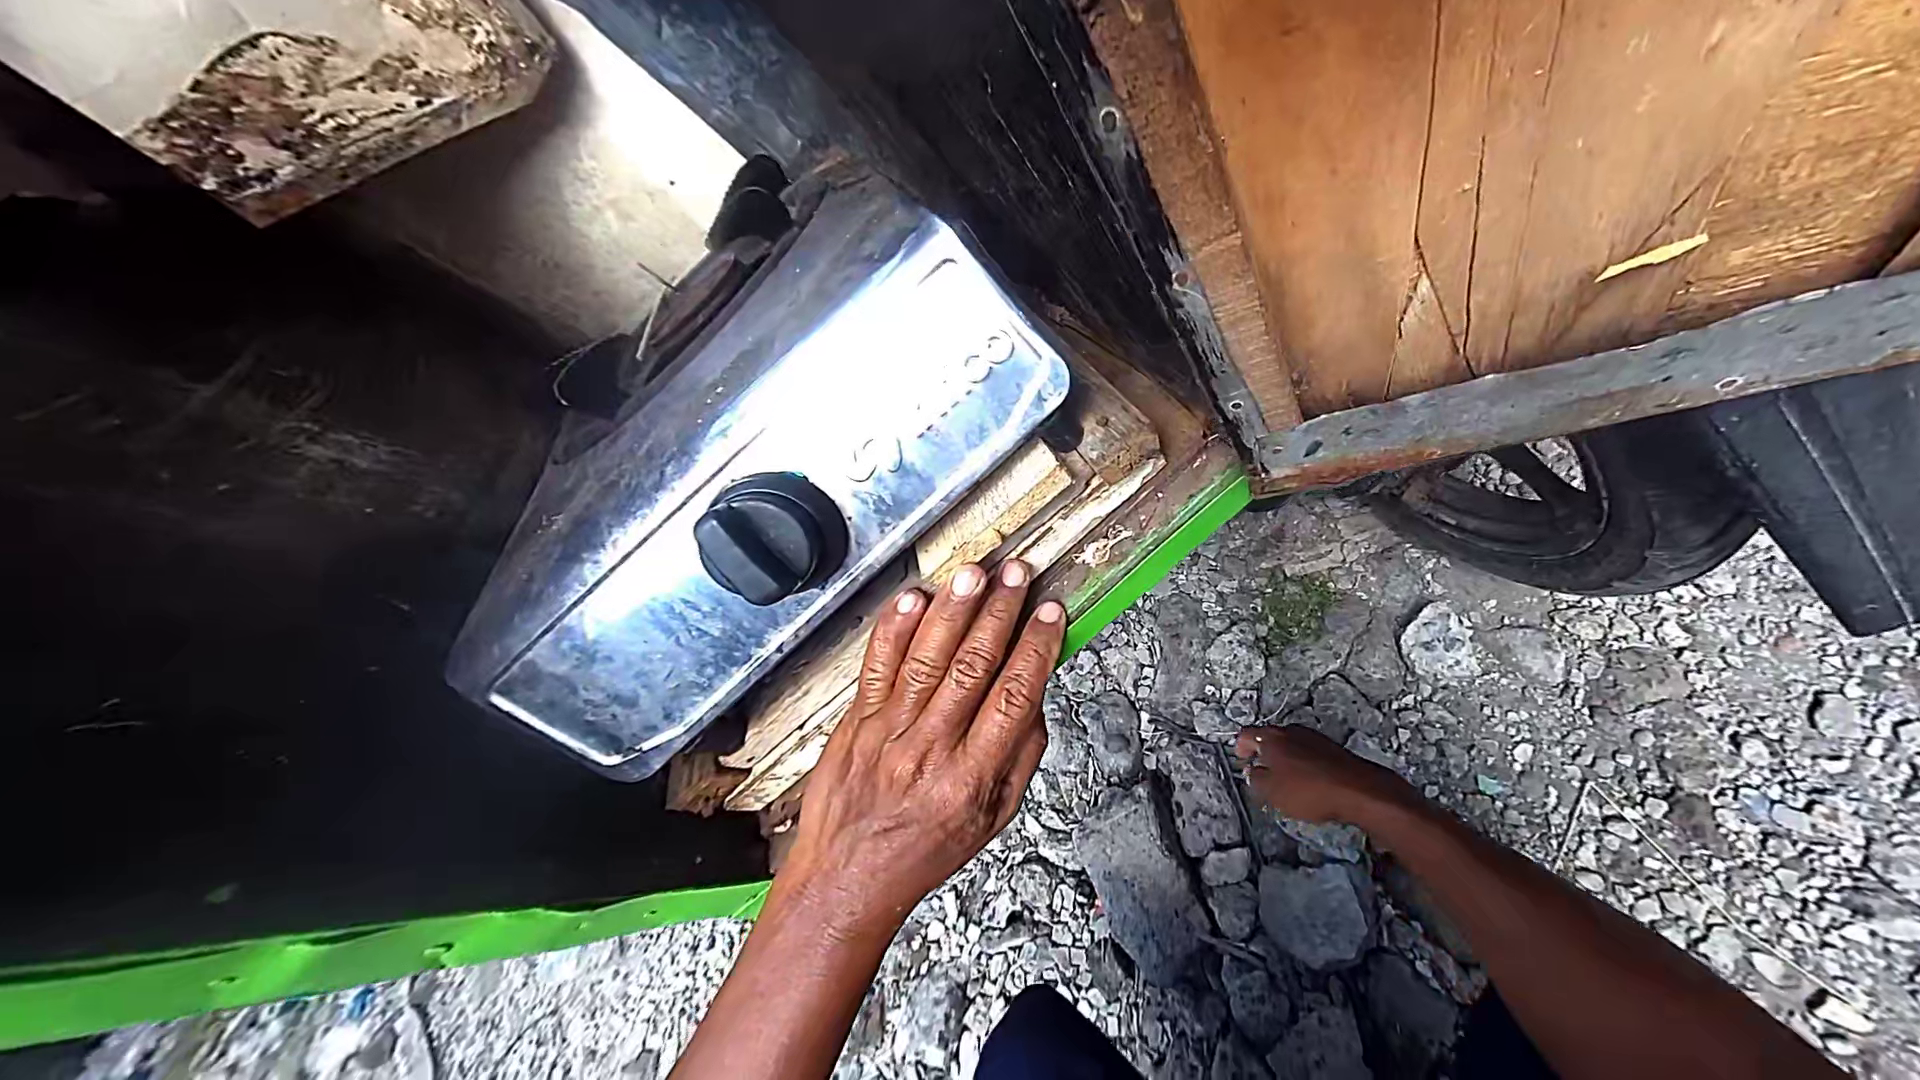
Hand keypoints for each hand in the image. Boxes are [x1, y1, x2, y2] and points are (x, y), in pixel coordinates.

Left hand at [776, 559, 1065, 940]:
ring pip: (928, 657)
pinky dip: (896, 628)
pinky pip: (878, 664)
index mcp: (971, 776)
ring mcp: (890, 729)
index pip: (1014, 696)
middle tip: (1018, 576)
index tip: (1049, 615)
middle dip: (1000, 612)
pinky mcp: (858, 718)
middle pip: (974, 665)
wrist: (848, 875)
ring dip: (954, 610)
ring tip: (975, 574)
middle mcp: (931, 747)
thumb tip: (1036, 699)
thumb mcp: (993, 819)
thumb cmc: (921, 849)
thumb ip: (1020, 756)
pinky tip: (915, 598)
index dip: (1036, 647)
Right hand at [1234, 724, 1416, 825]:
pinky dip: (1306, 764)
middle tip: (1261, 771)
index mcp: (1271, 737)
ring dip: (1286, 760)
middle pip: (1269, 738)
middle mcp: (1292, 732)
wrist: (1361, 792)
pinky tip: (1310, 783)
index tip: (1241, 757)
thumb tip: (1252, 774)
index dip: (1240, 748)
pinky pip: (1311, 753)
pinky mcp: (1334, 750)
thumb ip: (1255, 779)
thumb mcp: (1271, 791)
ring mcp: (1315, 738)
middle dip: (1264, 754)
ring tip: (1288, 781)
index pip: (1246, 735)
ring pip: (1291, 745)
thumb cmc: (1314, 790)